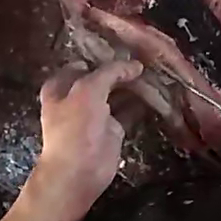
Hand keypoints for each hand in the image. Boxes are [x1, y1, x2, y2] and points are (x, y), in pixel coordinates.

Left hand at [16, 60, 142, 220]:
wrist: (78, 172)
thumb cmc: (76, 128)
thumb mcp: (88, 90)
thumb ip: (110, 73)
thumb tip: (135, 65)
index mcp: (62, 86)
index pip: (85, 64)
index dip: (103, 56)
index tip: (128, 48)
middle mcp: (78, 98)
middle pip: (104, 79)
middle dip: (123, 72)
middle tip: (148, 60)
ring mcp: (97, 115)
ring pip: (119, 94)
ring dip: (135, 87)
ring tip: (157, 74)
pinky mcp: (113, 130)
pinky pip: (129, 112)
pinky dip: (142, 104)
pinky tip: (157, 94)